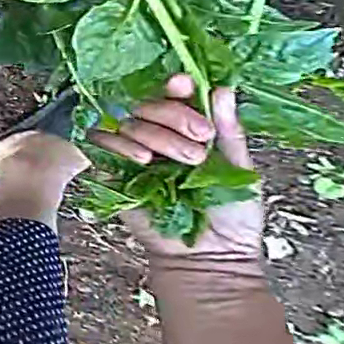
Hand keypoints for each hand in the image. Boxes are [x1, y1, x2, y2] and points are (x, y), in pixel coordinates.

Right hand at [89, 75, 263, 268]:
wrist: (211, 261)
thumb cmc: (231, 218)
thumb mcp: (240, 168)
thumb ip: (230, 130)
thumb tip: (223, 88)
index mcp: (186, 131)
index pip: (171, 97)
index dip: (173, 86)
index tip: (183, 83)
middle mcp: (157, 138)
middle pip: (147, 104)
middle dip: (173, 115)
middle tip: (200, 138)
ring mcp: (132, 154)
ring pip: (128, 122)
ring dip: (156, 135)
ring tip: (184, 162)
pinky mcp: (113, 173)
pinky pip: (102, 143)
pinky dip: (121, 145)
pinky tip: (143, 161)